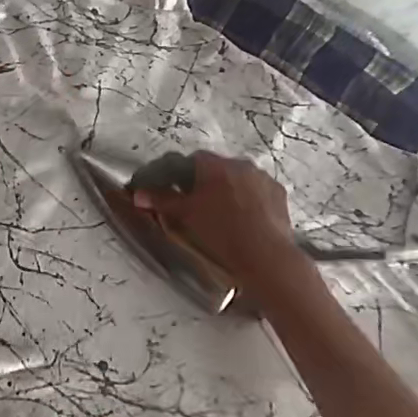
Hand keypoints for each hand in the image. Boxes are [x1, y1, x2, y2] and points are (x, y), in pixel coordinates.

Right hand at [130, 152, 312, 294]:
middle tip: (194, 203)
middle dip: (203, 181)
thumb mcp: (184, 217)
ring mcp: (263, 179)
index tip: (172, 189)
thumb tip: (138, 194)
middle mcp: (241, 165)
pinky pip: (256, 191)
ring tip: (219, 214)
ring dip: (227, 189)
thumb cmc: (220, 233)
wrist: (265, 257)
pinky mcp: (278, 194)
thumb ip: (160, 201)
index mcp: (214, 165)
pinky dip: (247, 200)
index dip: (179, 173)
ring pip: (237, 178)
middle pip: (215, 167)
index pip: (191, 159)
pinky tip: (242, 219)